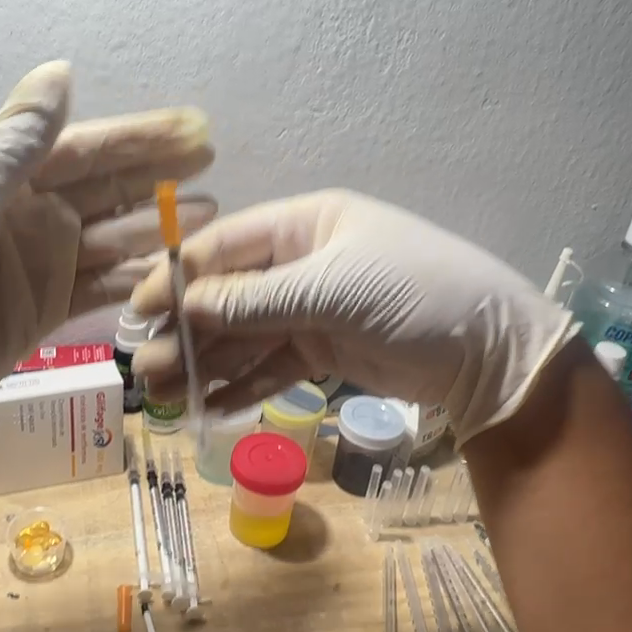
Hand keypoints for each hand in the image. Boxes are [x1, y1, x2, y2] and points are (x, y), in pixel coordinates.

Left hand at [0, 62, 214, 465]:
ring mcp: (41, 265)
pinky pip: (103, 287)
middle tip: (214, 164)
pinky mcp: (47, 311)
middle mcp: (28, 214)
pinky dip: (138, 277)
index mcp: (3, 177)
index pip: (86, 149)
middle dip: (158, 176)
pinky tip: (176, 270)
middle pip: (107, 189)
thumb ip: (18, 141)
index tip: (193, 129)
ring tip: (212, 216)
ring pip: (114, 238)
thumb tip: (61, 71)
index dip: (140, 140)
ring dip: (158, 226)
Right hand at [131, 189, 578, 444]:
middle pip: (230, 296)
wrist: (491, 352)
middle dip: (188, 330)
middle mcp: (304, 263)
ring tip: (165, 397)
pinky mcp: (326, 352)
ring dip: (208, 365)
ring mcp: (314, 310)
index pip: (227, 245)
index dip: (180, 275)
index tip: (140, 307)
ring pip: (247, 337)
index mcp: (306, 224)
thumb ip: (256, 300)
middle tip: (146, 367)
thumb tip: (185, 302)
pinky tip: (209, 407)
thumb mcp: (333, 288)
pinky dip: (244, 386)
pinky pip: (273, 367)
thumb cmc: (415, 294)